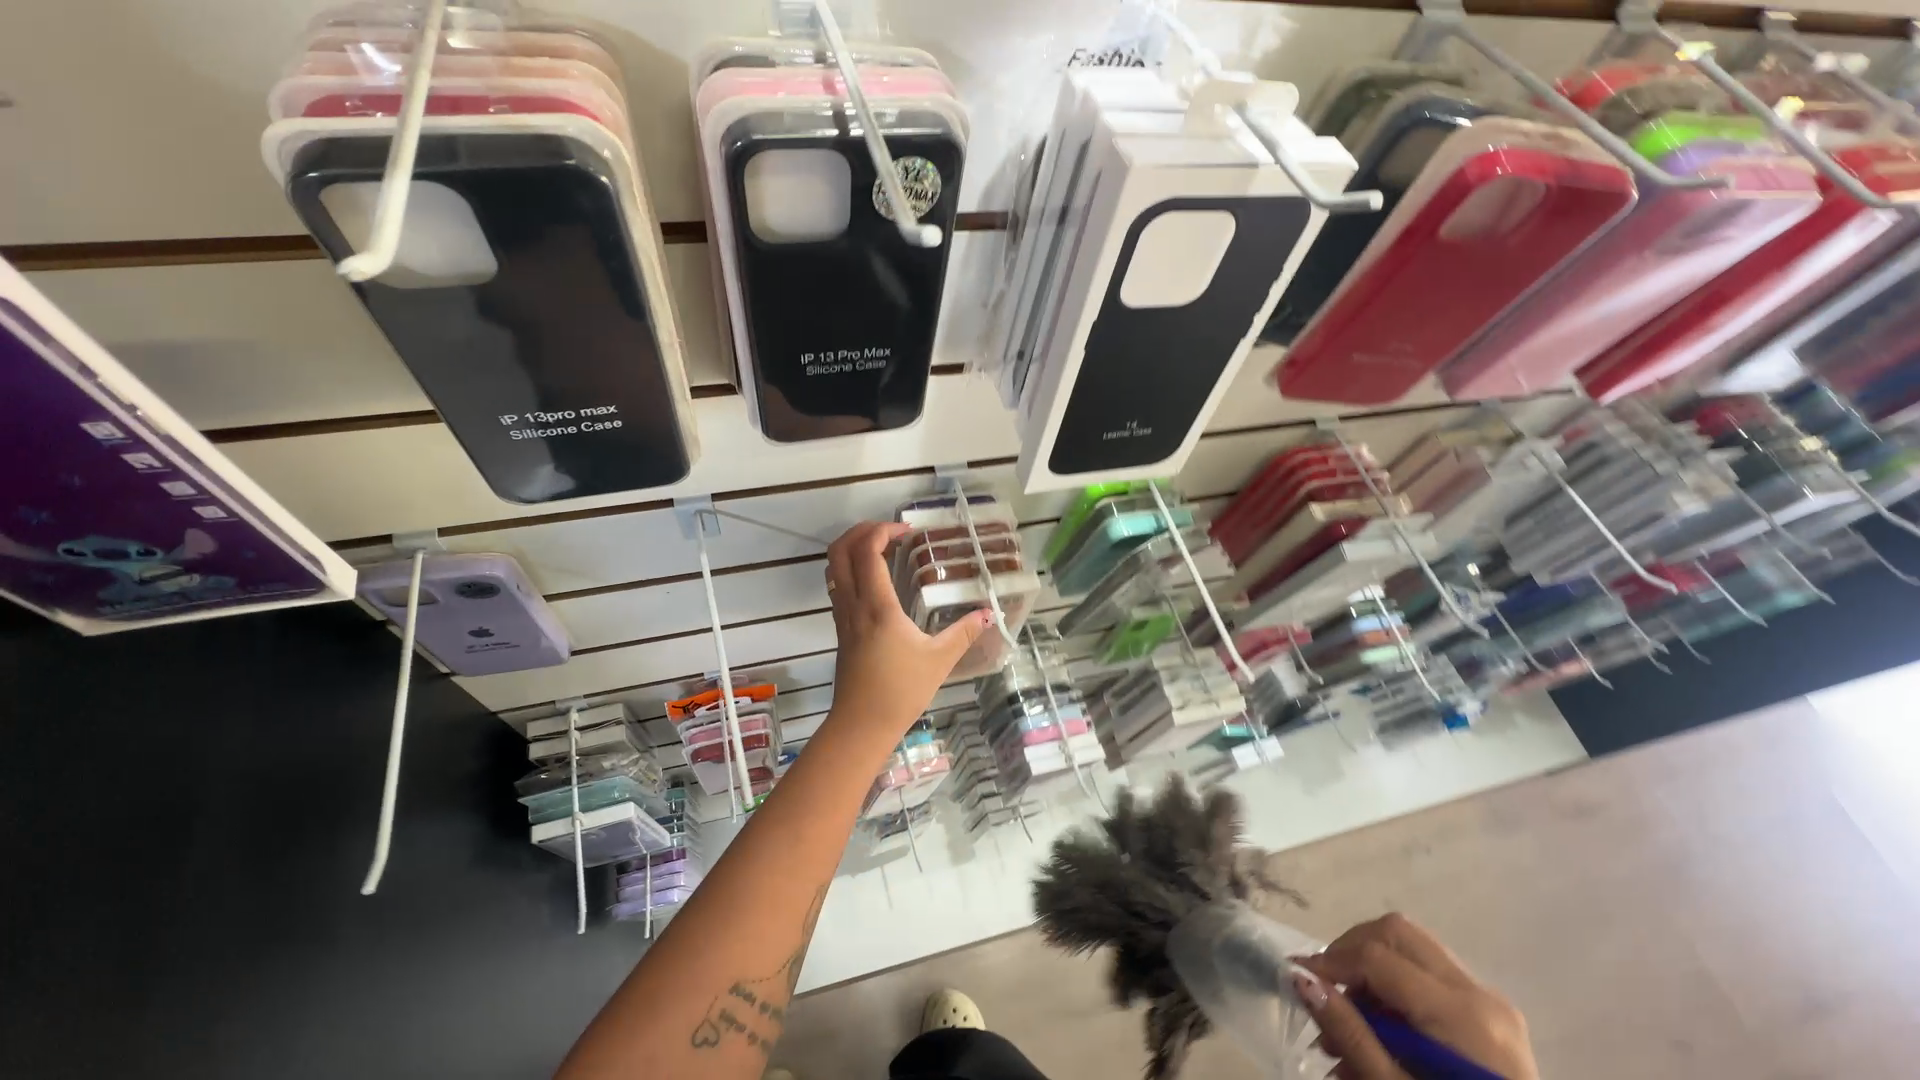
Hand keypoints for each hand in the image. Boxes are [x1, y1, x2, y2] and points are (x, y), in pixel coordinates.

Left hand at [823, 522, 992, 739]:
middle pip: (839, 551)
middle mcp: (853, 605)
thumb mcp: (939, 660)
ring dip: (852, 549)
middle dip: (860, 531)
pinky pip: (838, 587)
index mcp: (877, 606)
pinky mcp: (841, 630)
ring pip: (834, 568)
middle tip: (889, 531)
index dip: (882, 531)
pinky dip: (851, 570)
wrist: (862, 724)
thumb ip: (964, 633)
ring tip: (882, 549)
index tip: (907, 530)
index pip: (867, 551)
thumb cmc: (900, 691)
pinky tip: (876, 581)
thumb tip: (988, 614)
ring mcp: (842, 617)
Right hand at [1290, 914, 1537, 1079]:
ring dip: (1371, 971)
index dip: (1329, 961)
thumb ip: (1349, 1033)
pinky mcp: (1495, 1018)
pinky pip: (1433, 978)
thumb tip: (1300, 979)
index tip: (1294, 979)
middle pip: (1398, 933)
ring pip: (1414, 951)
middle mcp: (1481, 995)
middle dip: (1350, 951)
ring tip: (1347, 1024)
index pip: (1378, 955)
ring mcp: (1493, 1004)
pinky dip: (1397, 989)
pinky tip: (1381, 1033)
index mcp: (1461, 1015)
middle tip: (1323, 989)